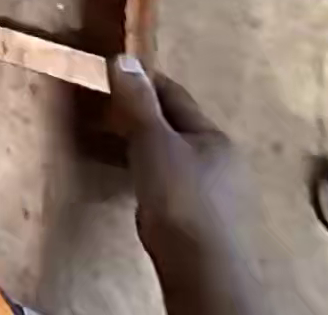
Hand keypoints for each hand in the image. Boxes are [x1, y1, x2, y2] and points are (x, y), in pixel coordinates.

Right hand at [109, 57, 260, 314]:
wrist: (199, 269)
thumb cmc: (179, 196)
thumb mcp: (152, 140)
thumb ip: (137, 100)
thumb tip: (123, 57)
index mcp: (214, 137)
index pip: (174, 94)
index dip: (143, 80)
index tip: (112, 72)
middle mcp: (220, 160)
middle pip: (174, 122)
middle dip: (142, 110)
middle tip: (106, 103)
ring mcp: (213, 191)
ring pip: (171, 150)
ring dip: (143, 139)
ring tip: (112, 135)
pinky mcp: (200, 216)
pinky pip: (169, 176)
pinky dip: (148, 166)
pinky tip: (131, 173)